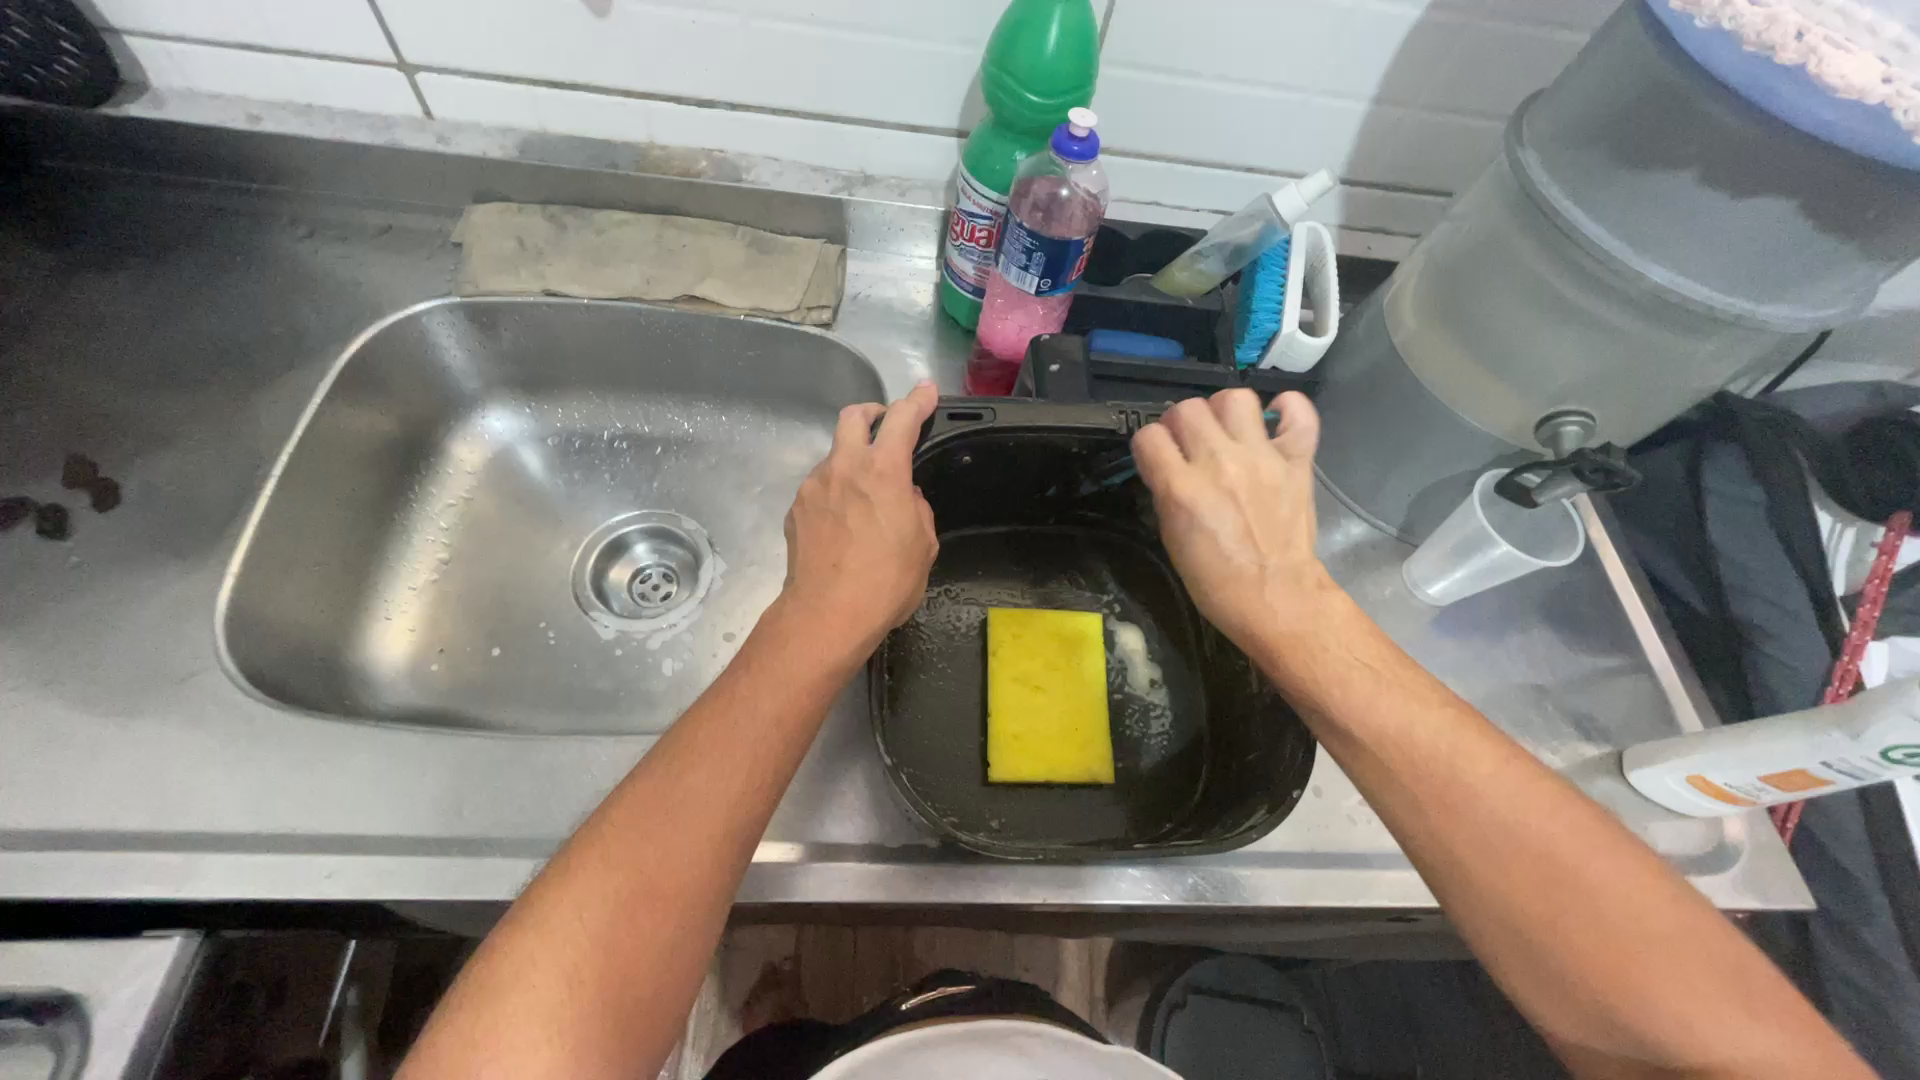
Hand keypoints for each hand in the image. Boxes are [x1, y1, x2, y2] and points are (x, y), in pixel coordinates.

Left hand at [777, 381, 939, 652]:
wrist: (827, 615)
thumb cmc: (886, 583)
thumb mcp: (923, 546)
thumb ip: (917, 510)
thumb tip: (906, 497)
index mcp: (883, 472)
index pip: (903, 419)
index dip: (918, 401)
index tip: (926, 391)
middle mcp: (844, 468)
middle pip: (853, 417)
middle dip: (873, 413)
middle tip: (886, 425)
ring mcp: (814, 487)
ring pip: (833, 455)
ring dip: (851, 460)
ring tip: (864, 494)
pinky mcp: (796, 510)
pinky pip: (819, 488)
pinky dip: (834, 492)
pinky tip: (842, 523)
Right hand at [1132, 389, 1332, 651]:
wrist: (1277, 599)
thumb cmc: (1215, 580)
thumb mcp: (1172, 537)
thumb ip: (1167, 492)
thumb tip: (1169, 465)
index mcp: (1181, 489)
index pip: (1149, 436)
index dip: (1149, 446)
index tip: (1157, 458)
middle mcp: (1220, 463)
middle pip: (1187, 409)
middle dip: (1180, 424)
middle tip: (1189, 445)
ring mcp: (1262, 458)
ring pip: (1235, 399)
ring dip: (1224, 411)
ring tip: (1226, 432)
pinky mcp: (1297, 460)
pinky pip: (1298, 413)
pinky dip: (1287, 409)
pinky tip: (1273, 423)